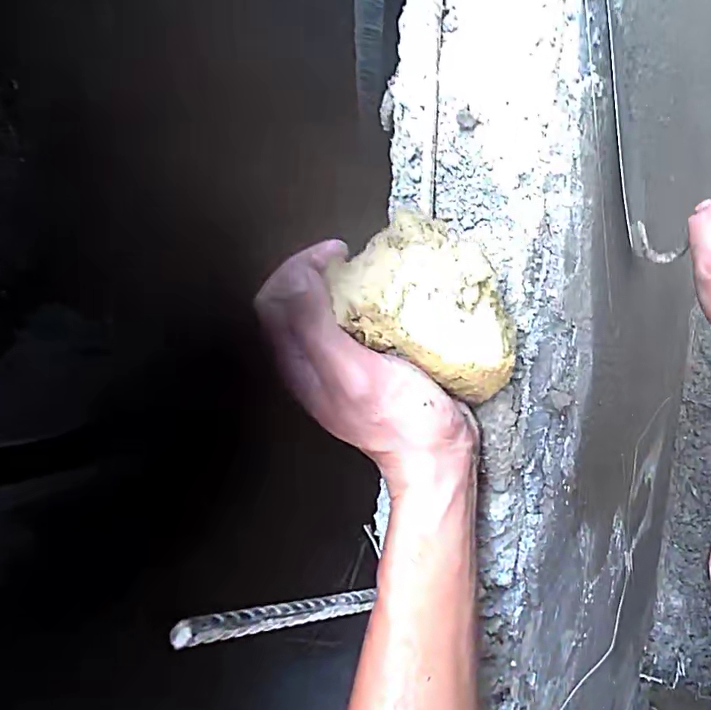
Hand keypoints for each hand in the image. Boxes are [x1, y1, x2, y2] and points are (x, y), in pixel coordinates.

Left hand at [256, 240, 476, 489]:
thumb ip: (317, 328)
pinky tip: (387, 307)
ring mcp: (340, 370)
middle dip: (315, 271)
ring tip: (368, 276)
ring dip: (340, 288)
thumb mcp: (355, 372)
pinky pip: (353, 329)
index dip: (298, 266)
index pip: (274, 299)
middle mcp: (312, 365)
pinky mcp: (368, 372)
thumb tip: (298, 277)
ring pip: (321, 314)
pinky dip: (364, 308)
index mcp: (299, 365)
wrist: (436, 455)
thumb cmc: (401, 421)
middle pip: (292, 303)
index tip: (337, 253)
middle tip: (350, 258)